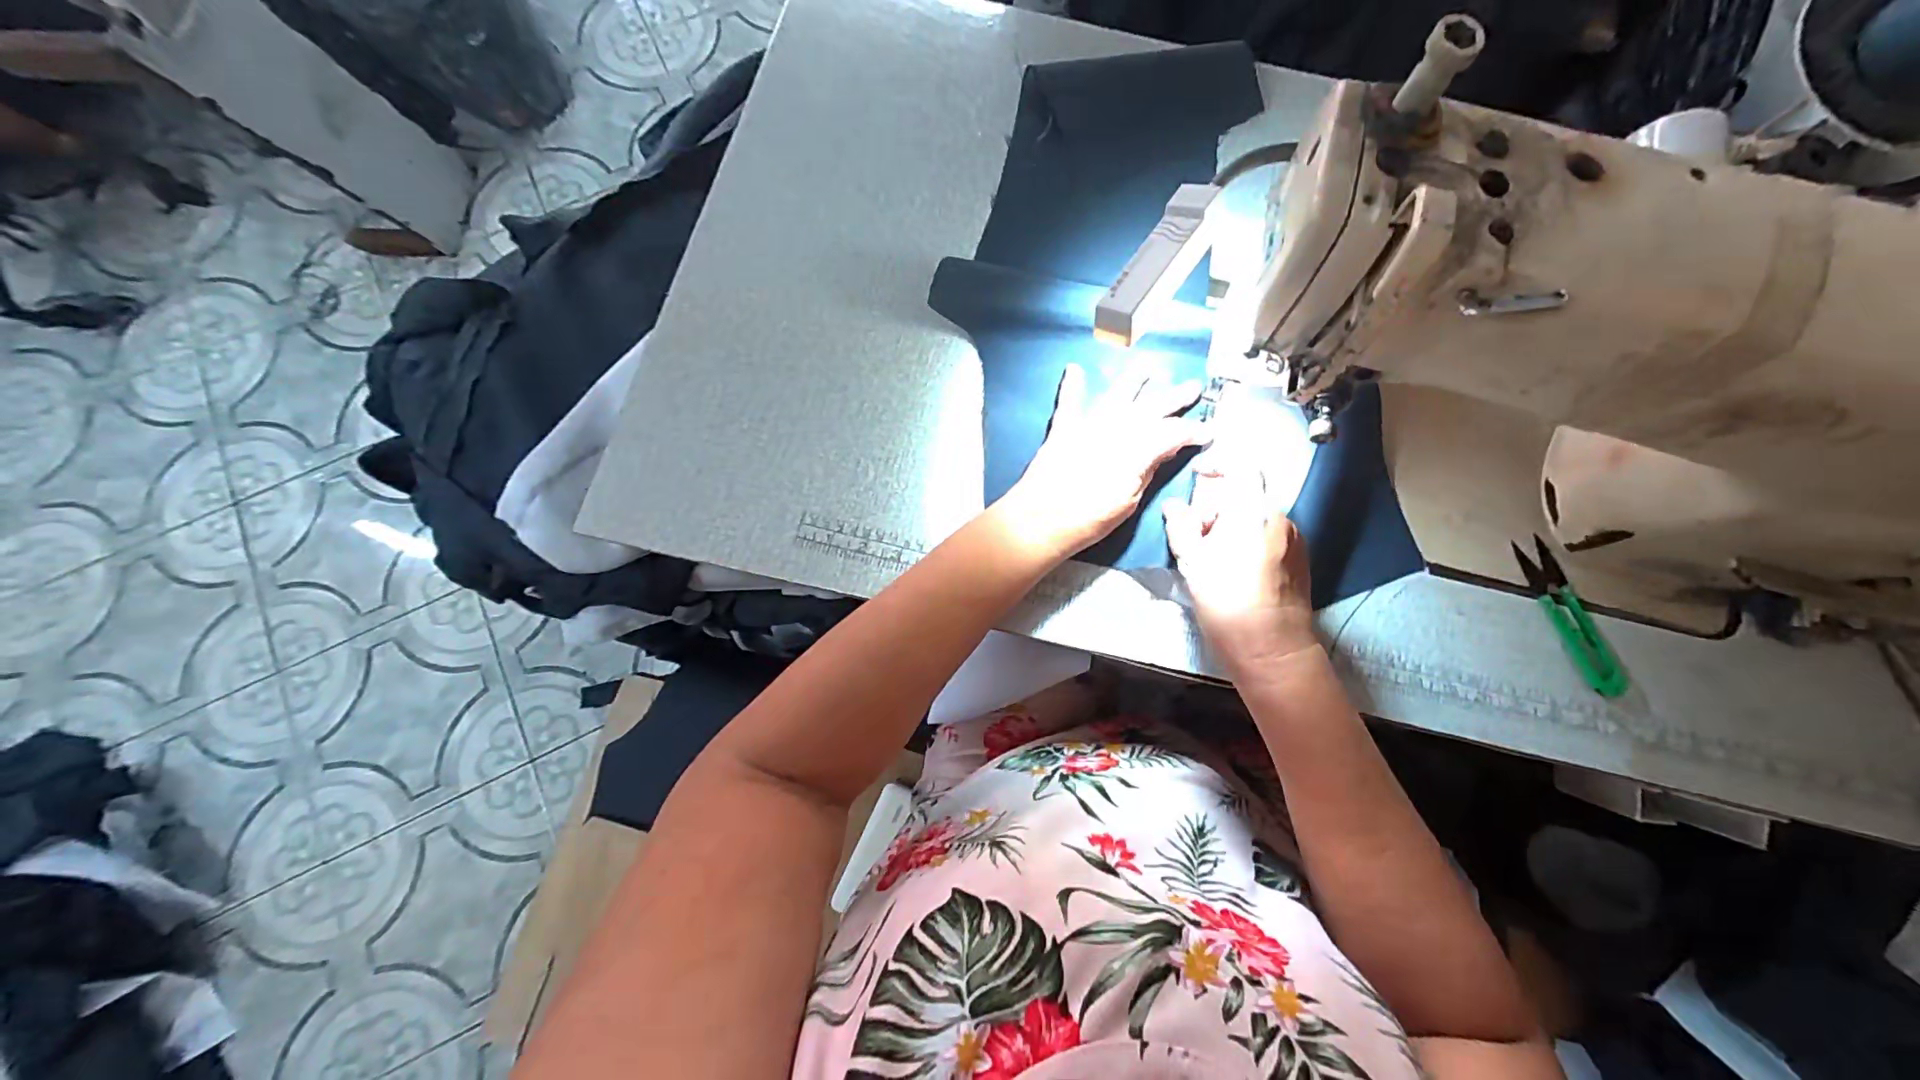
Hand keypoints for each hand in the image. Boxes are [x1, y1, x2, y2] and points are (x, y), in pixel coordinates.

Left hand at [995, 365, 1208, 557]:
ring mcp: (1089, 425)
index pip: (1173, 433)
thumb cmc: (1089, 518)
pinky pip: (1069, 402)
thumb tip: (1167, 449)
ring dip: (1133, 381)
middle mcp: (1116, 428)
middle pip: (1151, 407)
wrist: (1041, 519)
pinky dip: (1072, 386)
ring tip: (1146, 369)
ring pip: (1116, 396)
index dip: (1193, 432)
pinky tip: (1074, 369)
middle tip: (1193, 387)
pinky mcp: (1063, 429)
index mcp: (1138, 448)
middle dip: (1175, 397)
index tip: (1208, 432)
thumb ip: (1148, 470)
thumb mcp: (1129, 501)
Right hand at [1163, 450, 1317, 675]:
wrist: (1273, 649)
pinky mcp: (1300, 558)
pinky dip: (1248, 541)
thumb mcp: (1192, 564)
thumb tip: (1174, 507)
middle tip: (1194, 534)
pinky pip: (1269, 536)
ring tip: (1212, 557)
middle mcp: (1279, 519)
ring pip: (1256, 518)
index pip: (1240, 467)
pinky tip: (1234, 570)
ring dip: (1232, 526)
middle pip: (1245, 496)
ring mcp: (1294, 538)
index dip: (1217, 465)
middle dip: (1217, 508)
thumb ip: (1181, 528)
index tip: (1198, 476)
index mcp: (1251, 514)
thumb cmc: (1228, 605)